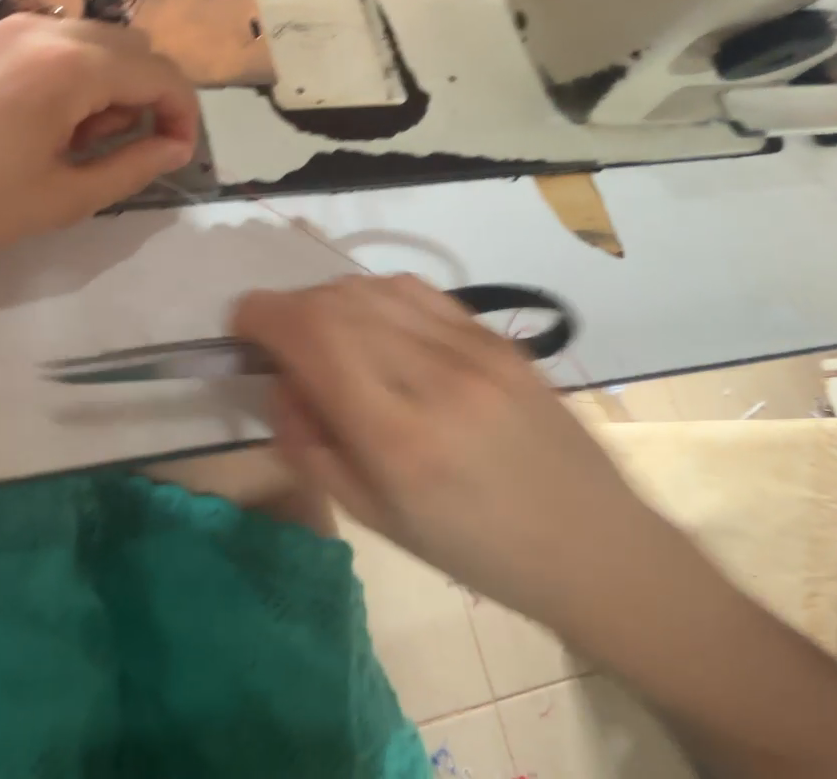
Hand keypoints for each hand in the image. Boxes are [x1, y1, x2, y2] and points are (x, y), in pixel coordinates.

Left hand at [0, 14, 198, 265]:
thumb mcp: (65, 198)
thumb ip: (133, 167)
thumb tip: (175, 147)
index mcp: (69, 66)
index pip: (159, 73)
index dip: (182, 113)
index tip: (178, 154)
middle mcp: (44, 28)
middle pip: (131, 47)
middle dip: (147, 96)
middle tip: (121, 152)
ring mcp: (9, 26)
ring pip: (94, 41)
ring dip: (110, 83)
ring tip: (79, 143)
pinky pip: (55, 41)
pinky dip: (73, 73)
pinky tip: (47, 120)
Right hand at [234, 275, 676, 629]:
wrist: (595, 548)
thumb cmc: (471, 549)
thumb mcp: (370, 516)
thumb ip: (307, 443)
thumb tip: (279, 382)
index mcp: (397, 436)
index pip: (310, 335)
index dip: (260, 316)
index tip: (240, 329)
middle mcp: (435, 378)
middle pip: (333, 302)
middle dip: (285, 308)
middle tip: (274, 340)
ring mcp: (474, 351)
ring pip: (370, 287)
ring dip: (325, 300)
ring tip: (319, 333)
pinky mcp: (497, 339)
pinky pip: (414, 291)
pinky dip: (371, 296)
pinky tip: (368, 325)